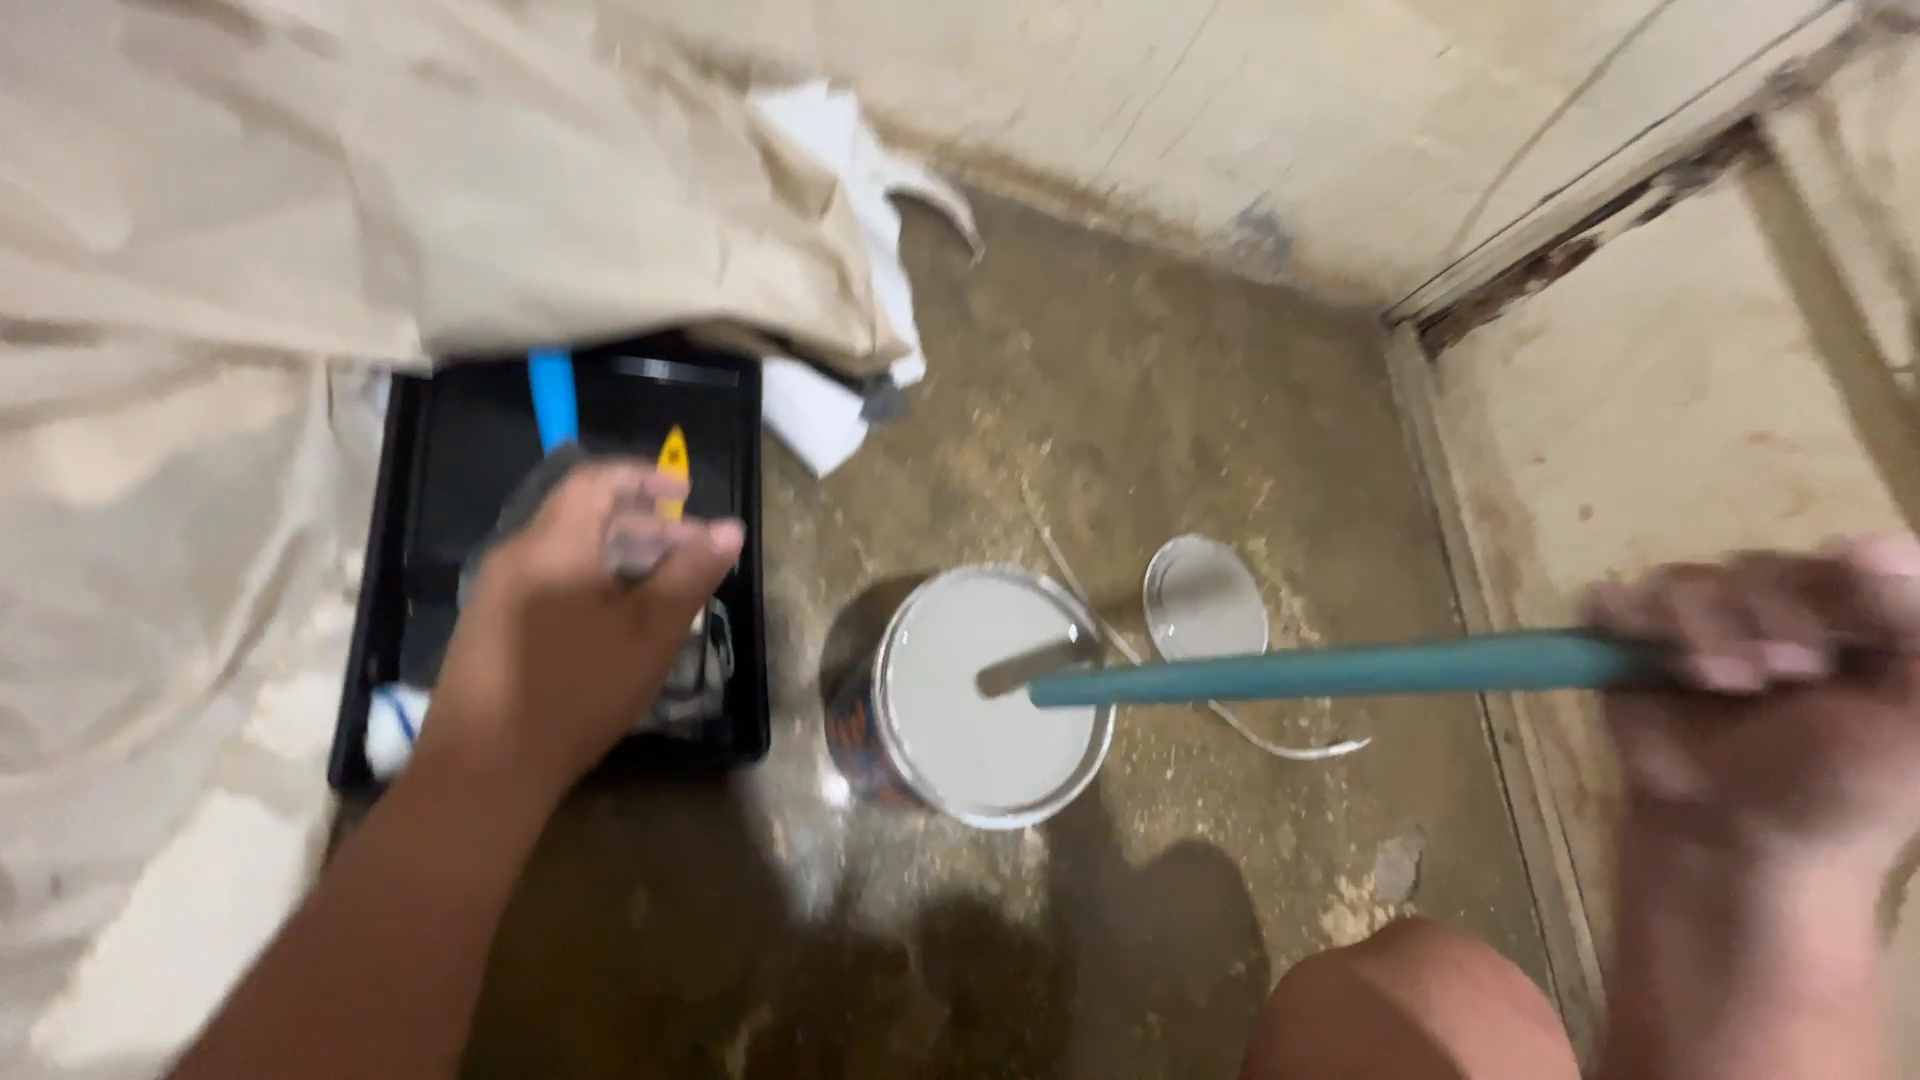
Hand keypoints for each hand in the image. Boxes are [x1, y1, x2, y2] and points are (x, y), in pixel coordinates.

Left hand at [417, 459, 744, 801]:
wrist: (484, 770)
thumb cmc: (577, 691)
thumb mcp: (650, 631)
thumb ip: (691, 574)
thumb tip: (731, 528)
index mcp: (554, 545)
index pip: (597, 480)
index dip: (646, 477)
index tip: (688, 493)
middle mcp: (519, 556)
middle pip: (587, 518)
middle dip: (648, 527)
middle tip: (695, 553)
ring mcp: (499, 594)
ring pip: (572, 553)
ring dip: (625, 558)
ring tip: (669, 589)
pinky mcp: (494, 627)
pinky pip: (554, 582)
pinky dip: (597, 583)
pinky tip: (624, 622)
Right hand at [1584, 537, 1919, 869]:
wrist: (1734, 833)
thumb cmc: (1844, 787)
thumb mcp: (1919, 716)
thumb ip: (1918, 626)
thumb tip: (1867, 541)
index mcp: (1857, 621)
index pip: (1848, 557)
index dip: (1842, 585)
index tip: (1847, 638)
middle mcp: (1772, 611)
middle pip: (1758, 565)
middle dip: (1767, 618)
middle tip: (1781, 676)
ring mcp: (1691, 625)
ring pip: (1684, 579)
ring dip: (1697, 628)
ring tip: (1713, 682)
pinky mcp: (1626, 643)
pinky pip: (1611, 599)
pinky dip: (1622, 617)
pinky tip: (1644, 654)